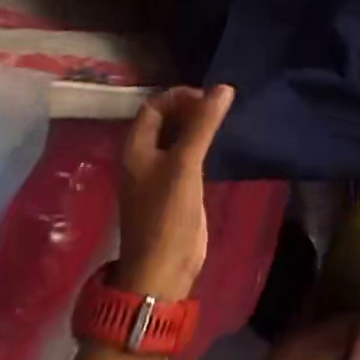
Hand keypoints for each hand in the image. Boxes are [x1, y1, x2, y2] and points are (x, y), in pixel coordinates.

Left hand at [114, 85, 234, 299]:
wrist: (163, 272)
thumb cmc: (167, 214)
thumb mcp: (186, 164)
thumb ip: (203, 125)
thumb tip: (224, 87)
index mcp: (135, 148)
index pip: (154, 106)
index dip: (179, 97)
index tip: (207, 99)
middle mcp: (143, 158)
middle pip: (164, 121)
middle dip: (189, 109)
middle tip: (218, 109)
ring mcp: (158, 176)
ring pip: (177, 138)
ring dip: (197, 127)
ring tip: (223, 122)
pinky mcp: (175, 191)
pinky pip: (186, 157)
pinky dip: (201, 146)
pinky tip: (219, 147)